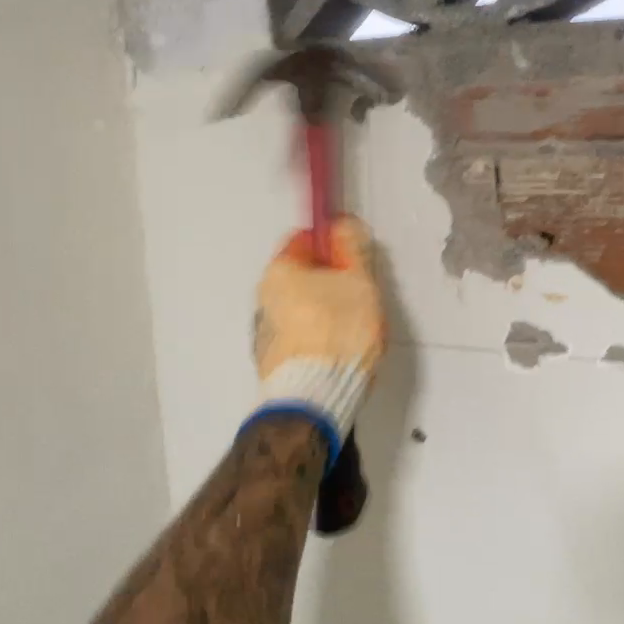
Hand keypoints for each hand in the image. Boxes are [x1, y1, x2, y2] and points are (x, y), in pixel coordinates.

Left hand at [249, 216, 384, 459]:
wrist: (316, 398)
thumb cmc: (340, 330)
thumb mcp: (359, 282)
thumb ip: (352, 248)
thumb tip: (342, 224)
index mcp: (278, 272)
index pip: (303, 239)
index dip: (331, 241)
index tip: (355, 257)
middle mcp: (262, 297)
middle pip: (301, 275)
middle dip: (330, 279)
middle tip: (361, 294)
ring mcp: (263, 332)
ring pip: (300, 307)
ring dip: (323, 309)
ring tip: (354, 328)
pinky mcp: (271, 362)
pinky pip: (298, 335)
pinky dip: (316, 335)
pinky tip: (338, 350)